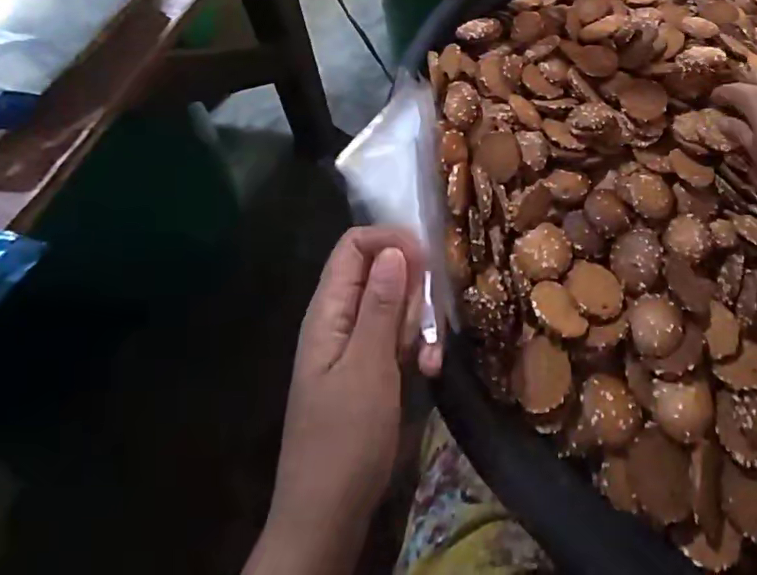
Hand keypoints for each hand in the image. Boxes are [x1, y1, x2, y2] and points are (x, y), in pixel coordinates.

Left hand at [249, 227, 439, 574]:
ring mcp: (355, 344)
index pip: (354, 245)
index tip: (426, 263)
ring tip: (428, 358)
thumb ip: (382, 305)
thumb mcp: (368, 367)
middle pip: (379, 271)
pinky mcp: (370, 368)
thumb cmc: (344, 438)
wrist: (327, 513)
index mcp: (328, 310)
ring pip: (394, 305)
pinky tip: (429, 370)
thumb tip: (395, 249)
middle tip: (427, 324)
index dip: (390, 242)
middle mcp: (339, 318)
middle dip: (412, 290)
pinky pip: (398, 338)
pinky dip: (416, 348)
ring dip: (418, 324)